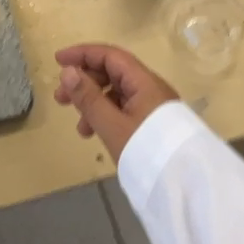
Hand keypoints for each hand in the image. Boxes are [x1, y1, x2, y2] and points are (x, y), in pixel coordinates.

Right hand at [52, 43, 179, 162]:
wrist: (185, 189)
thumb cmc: (146, 151)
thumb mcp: (112, 125)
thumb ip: (88, 97)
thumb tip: (68, 71)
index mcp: (144, 81)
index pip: (109, 55)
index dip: (82, 54)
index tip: (58, 61)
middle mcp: (150, 88)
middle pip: (112, 73)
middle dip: (84, 82)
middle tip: (61, 98)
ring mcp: (153, 107)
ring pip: (117, 94)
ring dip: (93, 103)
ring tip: (79, 127)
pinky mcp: (154, 125)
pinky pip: (124, 110)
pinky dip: (106, 116)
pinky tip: (96, 134)